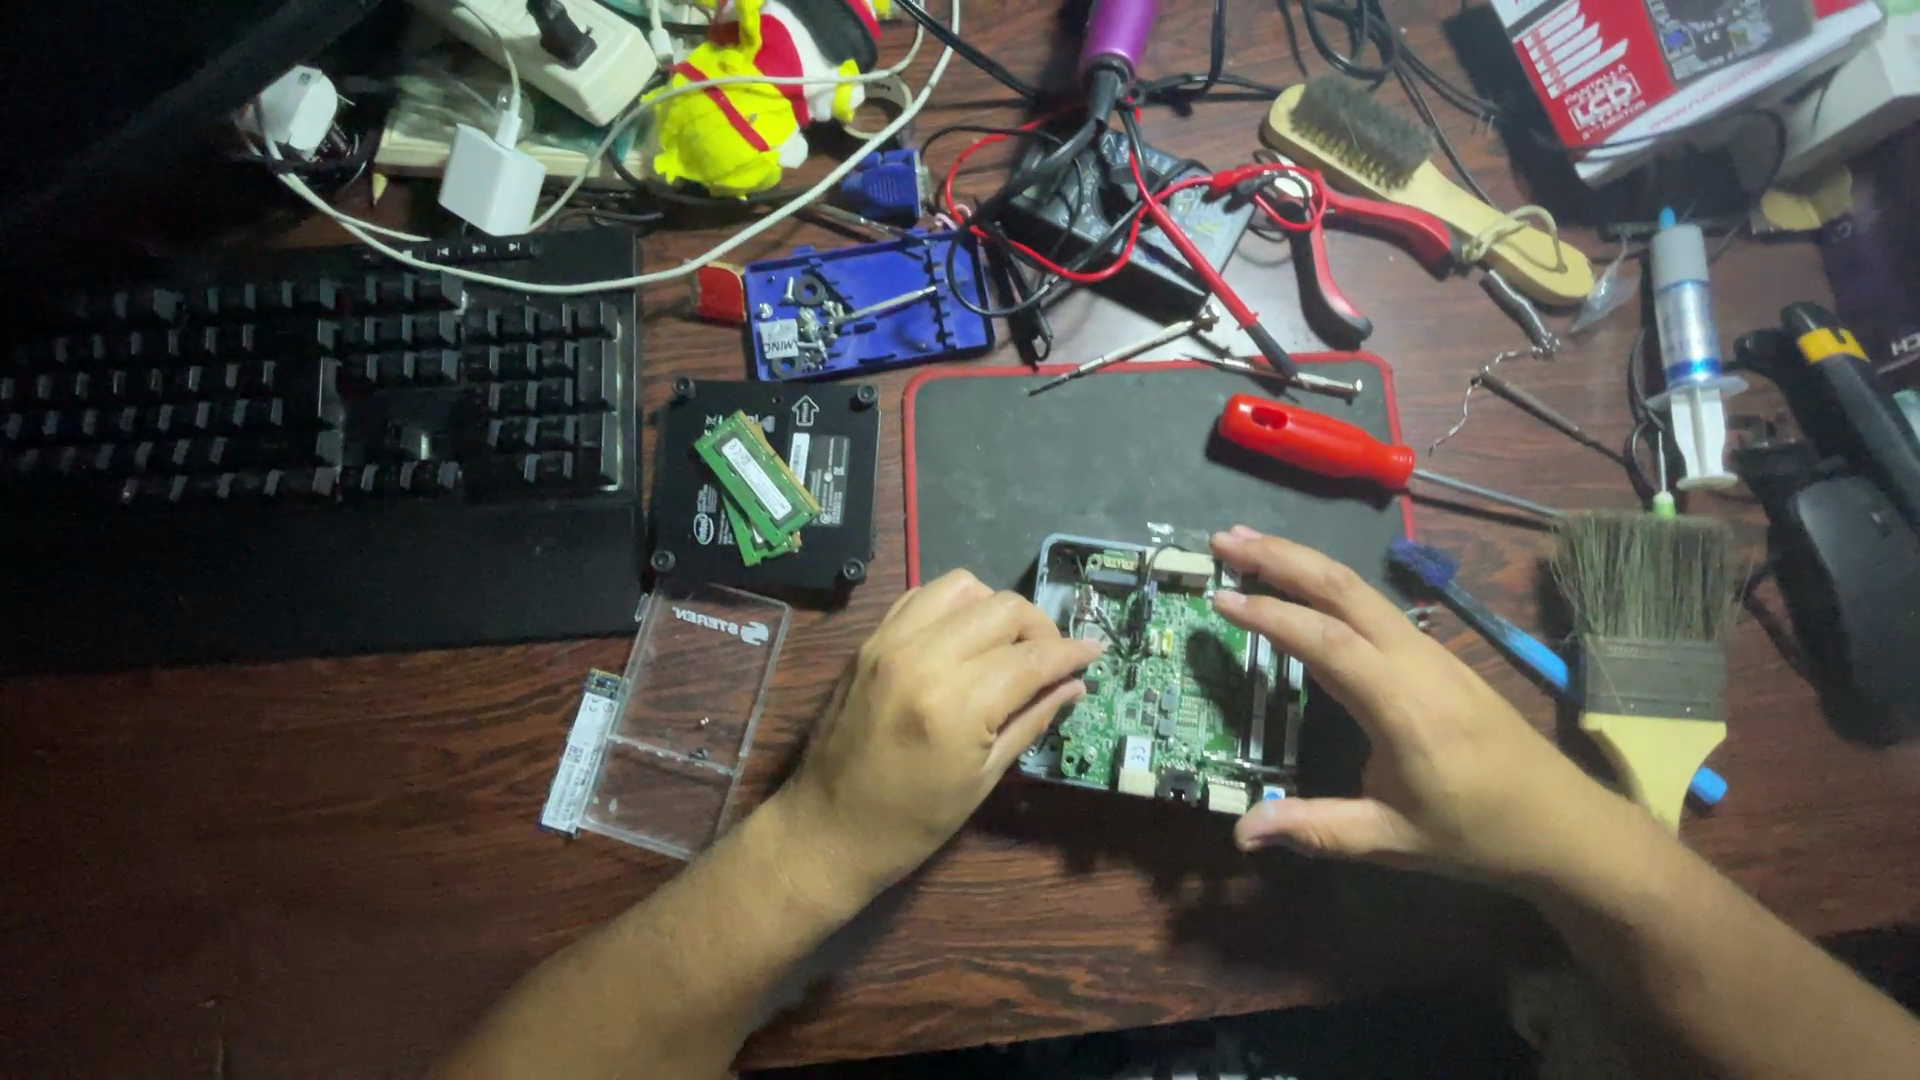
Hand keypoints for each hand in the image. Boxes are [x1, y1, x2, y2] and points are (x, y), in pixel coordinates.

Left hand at [776, 570, 1102, 902]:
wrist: (826, 828)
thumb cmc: (912, 821)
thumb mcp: (984, 778)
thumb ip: (1032, 719)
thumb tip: (1074, 684)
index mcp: (956, 705)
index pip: (1032, 658)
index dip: (1071, 653)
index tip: (1092, 652)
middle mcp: (924, 658)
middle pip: (1004, 608)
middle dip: (1040, 627)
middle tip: (1050, 656)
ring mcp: (890, 642)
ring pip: (964, 587)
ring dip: (996, 608)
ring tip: (1006, 643)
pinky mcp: (870, 640)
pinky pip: (923, 596)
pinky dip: (955, 605)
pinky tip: (964, 635)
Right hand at [1210, 526, 1626, 886]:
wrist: (1569, 826)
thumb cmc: (1477, 834)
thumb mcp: (1390, 840)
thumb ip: (1313, 828)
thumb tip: (1240, 833)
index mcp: (1405, 707)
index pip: (1327, 642)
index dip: (1271, 615)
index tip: (1220, 599)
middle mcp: (1417, 663)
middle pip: (1344, 589)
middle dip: (1281, 557)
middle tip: (1224, 540)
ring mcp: (1429, 652)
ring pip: (1358, 587)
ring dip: (1300, 559)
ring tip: (1247, 544)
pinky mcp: (1433, 653)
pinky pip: (1370, 603)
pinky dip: (1324, 580)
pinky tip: (1297, 582)